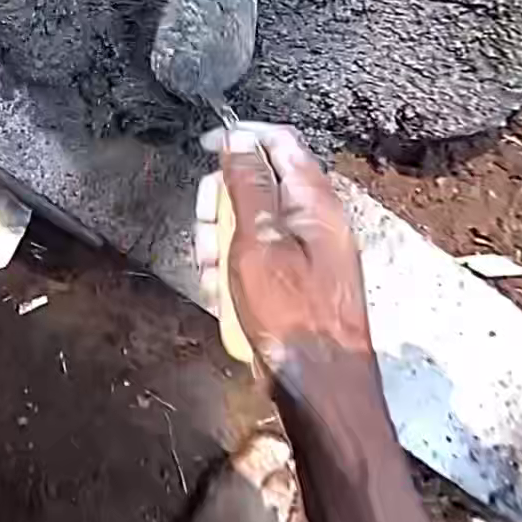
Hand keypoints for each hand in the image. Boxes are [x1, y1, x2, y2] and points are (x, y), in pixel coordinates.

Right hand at [194, 123, 372, 386]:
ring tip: (211, 267)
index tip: (206, 147)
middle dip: (221, 199)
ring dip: (218, 235)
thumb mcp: (258, 240)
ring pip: (246, 217)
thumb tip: (239, 139)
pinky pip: (250, 250)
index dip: (240, 137)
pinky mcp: (288, 274)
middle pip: (256, 180)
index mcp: (313, 201)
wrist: (315, 384)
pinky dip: (229, 262)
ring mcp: (301, 248)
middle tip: (206, 226)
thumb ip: (247, 184)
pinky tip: (220, 286)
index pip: (278, 142)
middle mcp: (311, 218)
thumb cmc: (289, 312)